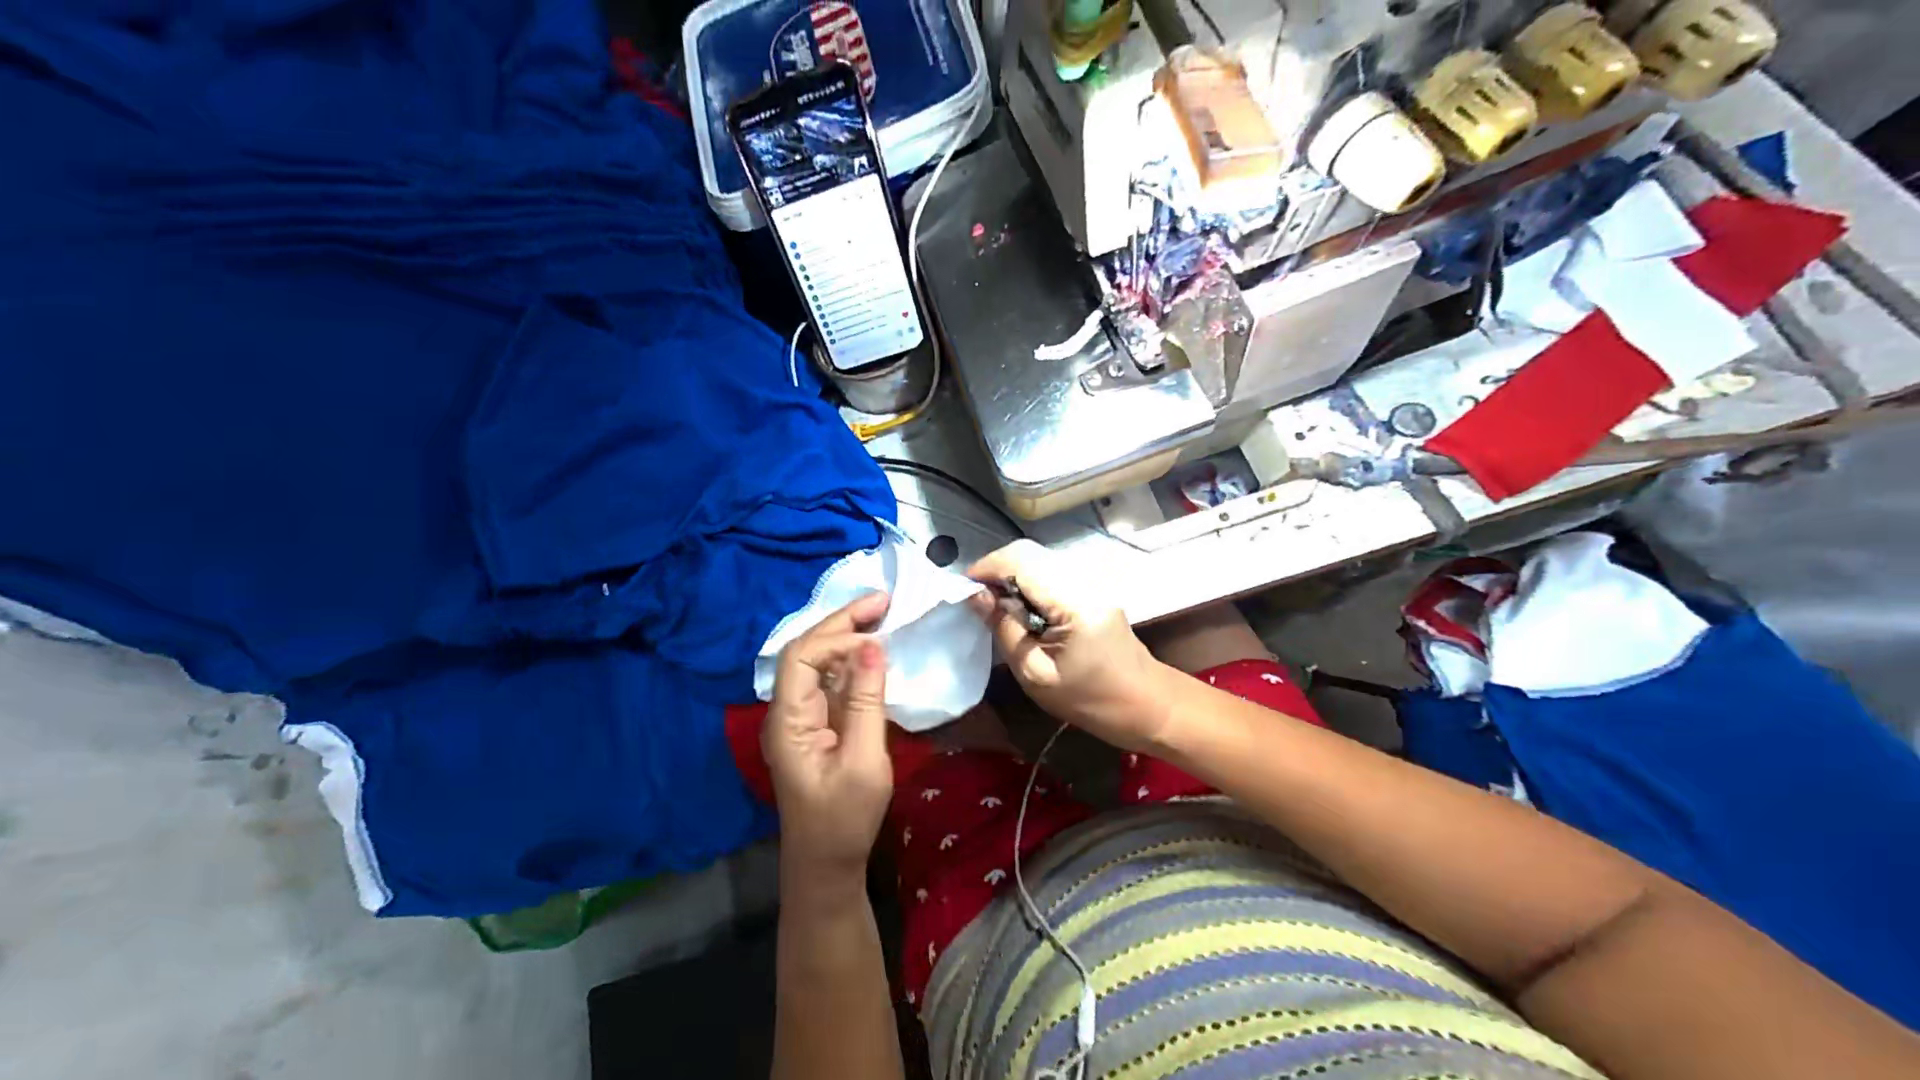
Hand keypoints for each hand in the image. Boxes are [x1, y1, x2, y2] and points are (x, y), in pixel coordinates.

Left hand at [764, 592, 894, 881]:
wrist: (825, 867)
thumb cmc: (843, 821)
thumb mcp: (864, 763)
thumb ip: (868, 702)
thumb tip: (874, 647)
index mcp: (787, 720)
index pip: (801, 657)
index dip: (836, 638)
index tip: (877, 640)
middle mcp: (788, 711)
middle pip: (806, 651)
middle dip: (841, 622)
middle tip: (882, 600)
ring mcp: (802, 718)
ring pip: (818, 662)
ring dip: (847, 635)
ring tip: (882, 614)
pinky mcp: (818, 726)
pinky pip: (830, 682)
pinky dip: (853, 661)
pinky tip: (874, 650)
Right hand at [967, 540, 1175, 752]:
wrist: (1146, 704)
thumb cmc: (1090, 700)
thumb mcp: (1036, 675)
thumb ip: (1005, 629)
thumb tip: (976, 596)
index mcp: (1074, 602)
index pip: (1021, 562)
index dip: (987, 567)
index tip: (964, 588)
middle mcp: (1085, 581)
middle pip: (1030, 552)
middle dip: (996, 568)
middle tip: (977, 597)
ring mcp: (1092, 581)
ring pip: (1040, 558)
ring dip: (1011, 573)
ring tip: (995, 603)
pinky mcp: (1093, 588)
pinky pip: (1052, 571)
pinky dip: (1028, 580)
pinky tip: (1020, 607)